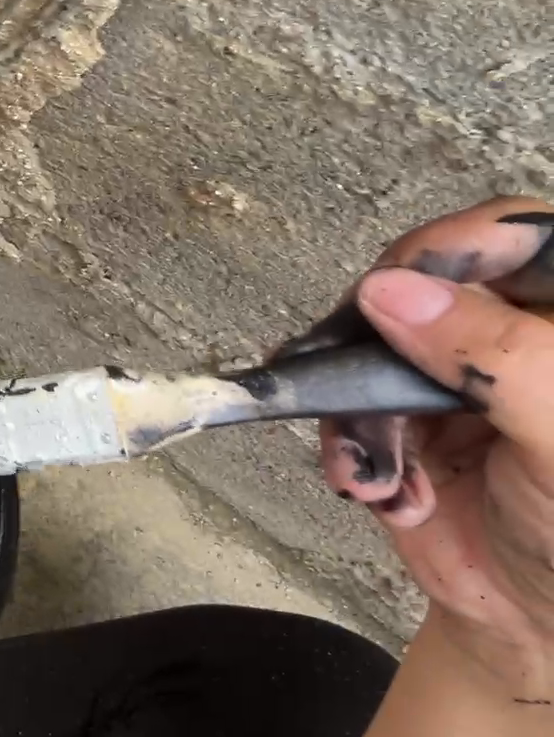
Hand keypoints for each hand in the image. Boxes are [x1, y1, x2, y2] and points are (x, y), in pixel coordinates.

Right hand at [293, 197, 553, 707]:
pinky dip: (341, 440)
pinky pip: (333, 395)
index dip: (465, 243)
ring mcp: (446, 375)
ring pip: (360, 343)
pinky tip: (372, 482)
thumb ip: (501, 359)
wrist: (538, 627)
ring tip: (374, 469)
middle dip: (381, 341)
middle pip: (423, 285)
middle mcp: (516, 340)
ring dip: (353, 410)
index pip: (528, 238)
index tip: (405, 282)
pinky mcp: (389, 410)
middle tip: (369, 379)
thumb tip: (390, 287)